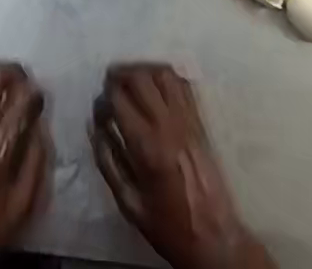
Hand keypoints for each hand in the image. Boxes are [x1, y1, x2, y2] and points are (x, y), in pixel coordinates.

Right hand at [91, 63, 274, 268]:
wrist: (217, 242)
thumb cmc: (169, 226)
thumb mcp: (128, 204)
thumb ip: (107, 162)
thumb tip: (93, 127)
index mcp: (147, 146)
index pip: (118, 99)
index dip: (102, 98)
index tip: (98, 110)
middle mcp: (168, 126)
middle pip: (139, 77)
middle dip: (119, 74)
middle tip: (109, 83)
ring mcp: (188, 122)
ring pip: (163, 74)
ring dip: (142, 70)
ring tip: (131, 79)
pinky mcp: (201, 124)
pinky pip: (184, 86)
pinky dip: (166, 76)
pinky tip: (155, 84)